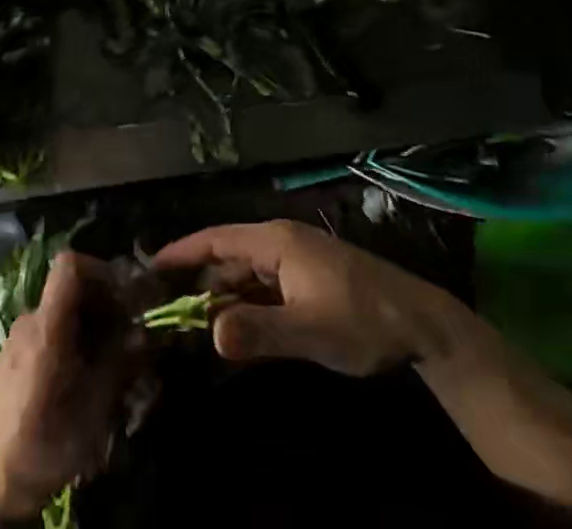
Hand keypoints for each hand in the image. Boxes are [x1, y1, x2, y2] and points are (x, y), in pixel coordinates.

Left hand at [0, 252, 131, 527]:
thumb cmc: (30, 450)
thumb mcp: (88, 417)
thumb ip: (118, 368)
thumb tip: (144, 332)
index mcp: (46, 327)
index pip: (70, 263)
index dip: (103, 269)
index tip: (128, 299)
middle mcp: (28, 324)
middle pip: (73, 292)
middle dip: (107, 309)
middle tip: (131, 343)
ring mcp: (14, 344)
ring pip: (63, 319)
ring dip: (93, 335)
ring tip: (111, 374)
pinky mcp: (8, 366)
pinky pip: (48, 340)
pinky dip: (72, 351)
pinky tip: (79, 391)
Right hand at [154, 220, 474, 375]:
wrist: (422, 325)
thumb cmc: (364, 321)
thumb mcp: (310, 331)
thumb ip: (259, 332)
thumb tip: (210, 333)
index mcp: (277, 243)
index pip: (217, 239)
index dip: (182, 251)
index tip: (149, 267)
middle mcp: (283, 244)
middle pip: (228, 257)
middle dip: (198, 281)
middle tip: (163, 309)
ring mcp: (298, 262)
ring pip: (247, 275)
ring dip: (222, 297)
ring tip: (190, 325)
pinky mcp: (310, 280)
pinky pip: (265, 288)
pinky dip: (246, 305)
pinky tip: (235, 330)